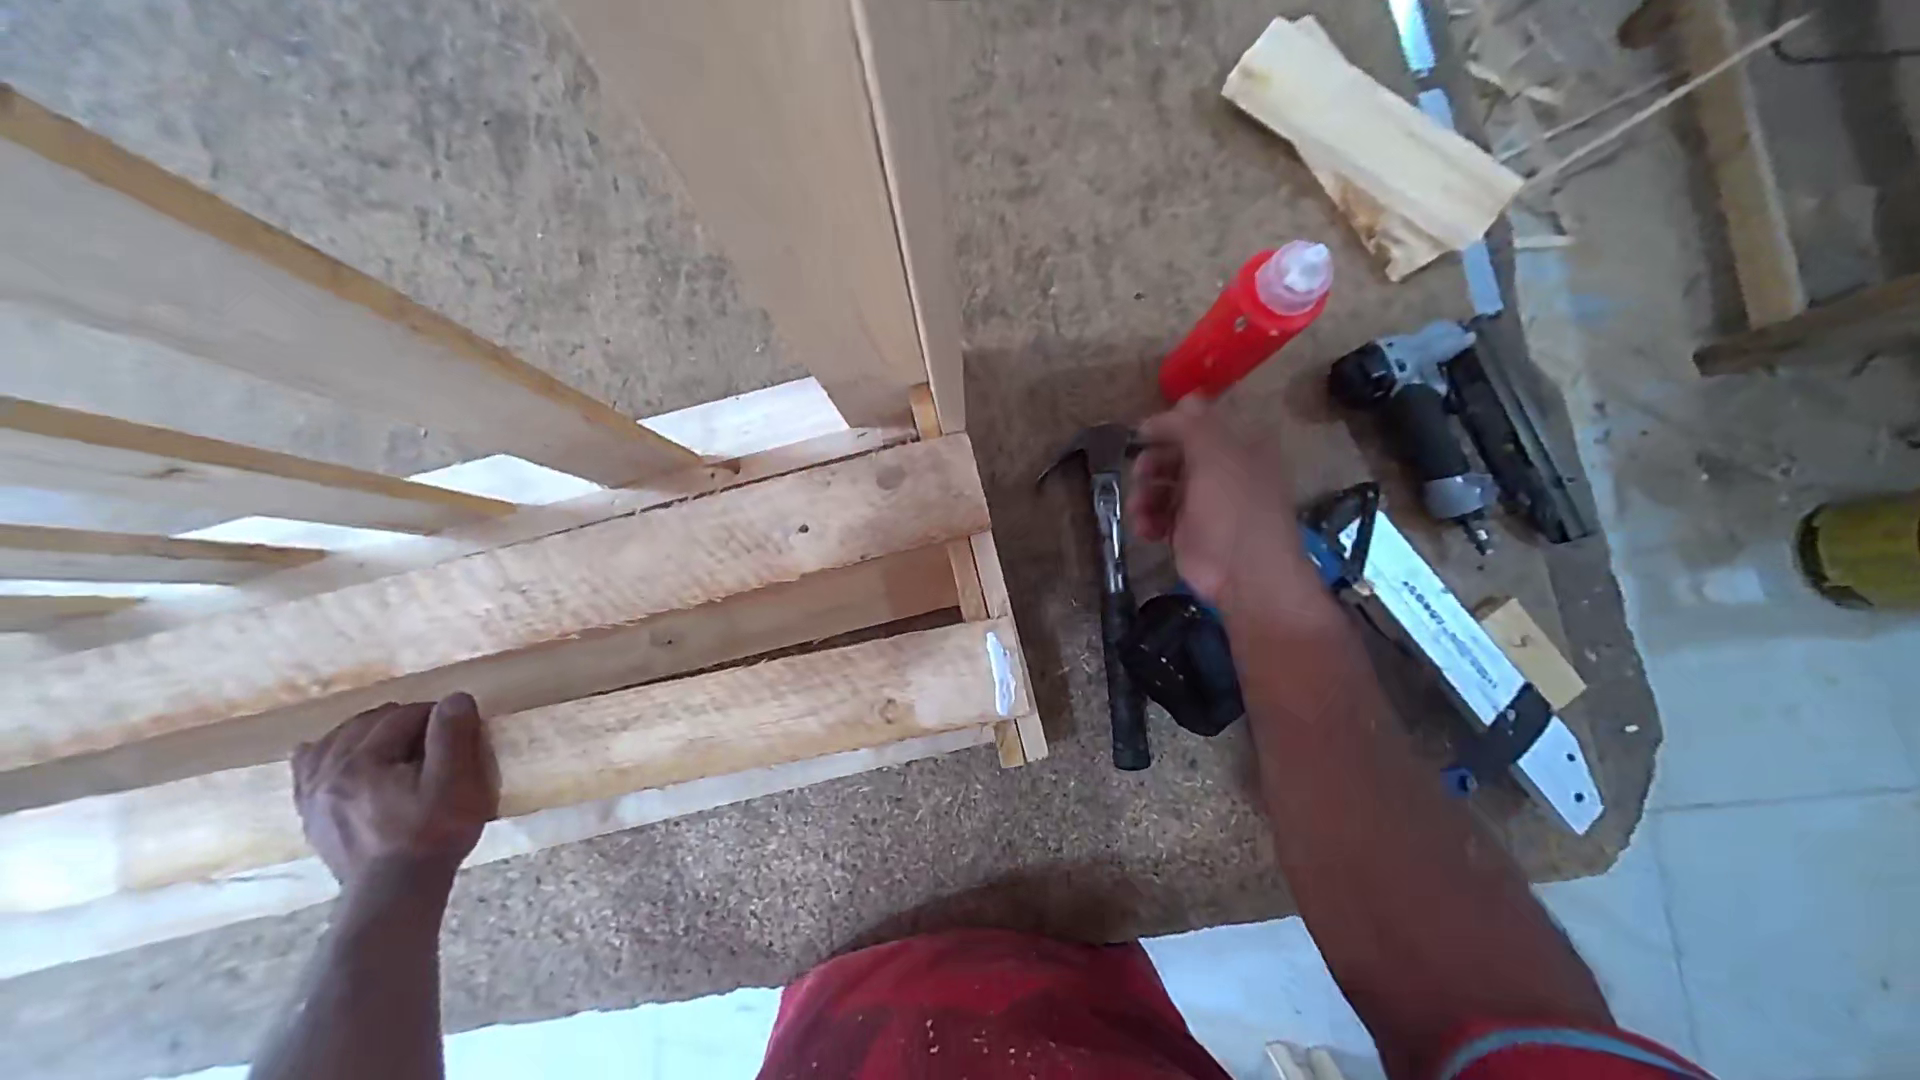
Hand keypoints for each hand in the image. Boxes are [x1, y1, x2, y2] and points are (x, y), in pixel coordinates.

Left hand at [292, 693, 497, 890]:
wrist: (395, 892)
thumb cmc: (433, 834)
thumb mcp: (456, 783)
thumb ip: (453, 736)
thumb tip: (453, 698)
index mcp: (362, 761)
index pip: (404, 715)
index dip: (437, 716)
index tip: (461, 730)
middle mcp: (327, 772)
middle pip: (368, 723)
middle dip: (405, 720)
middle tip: (437, 737)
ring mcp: (312, 794)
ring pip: (336, 740)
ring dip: (369, 732)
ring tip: (399, 740)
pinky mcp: (311, 813)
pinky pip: (308, 767)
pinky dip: (326, 751)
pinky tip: (335, 752)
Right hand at [1126, 397, 1309, 613]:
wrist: (1245, 575)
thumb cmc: (1234, 510)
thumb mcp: (1215, 456)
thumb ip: (1192, 426)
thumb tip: (1174, 404)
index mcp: (1237, 448)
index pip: (1197, 424)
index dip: (1169, 426)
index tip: (1142, 435)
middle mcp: (1222, 471)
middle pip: (1175, 454)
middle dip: (1153, 463)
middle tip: (1141, 474)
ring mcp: (1204, 503)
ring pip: (1162, 485)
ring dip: (1145, 494)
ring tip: (1141, 509)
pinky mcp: (1187, 532)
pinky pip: (1159, 515)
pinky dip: (1148, 519)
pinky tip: (1146, 529)